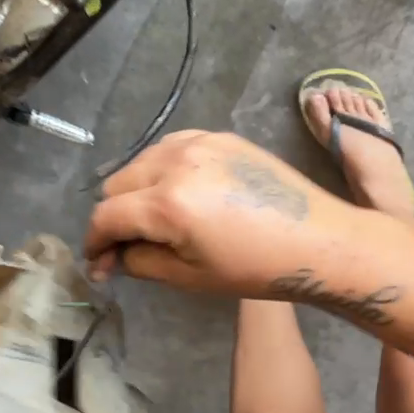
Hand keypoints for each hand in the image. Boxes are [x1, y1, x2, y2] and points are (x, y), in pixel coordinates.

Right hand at [85, 131, 371, 296]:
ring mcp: (199, 142)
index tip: (98, 263)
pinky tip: (177, 191)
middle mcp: (176, 162)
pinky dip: (162, 168)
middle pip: (116, 184)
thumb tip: (113, 256)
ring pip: (140, 161)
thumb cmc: (255, 269)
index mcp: (167, 202)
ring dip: (135, 191)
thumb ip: (139, 262)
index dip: (95, 243)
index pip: (106, 216)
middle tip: (126, 246)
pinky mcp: (219, 135)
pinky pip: (170, 147)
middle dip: (113, 216)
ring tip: (153, 219)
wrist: (319, 240)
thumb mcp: (189, 276)